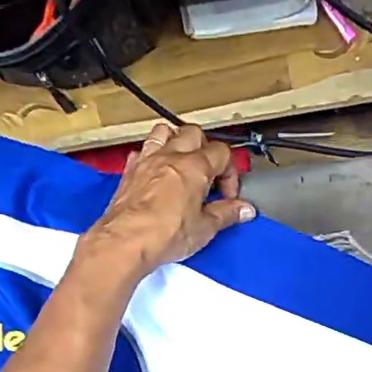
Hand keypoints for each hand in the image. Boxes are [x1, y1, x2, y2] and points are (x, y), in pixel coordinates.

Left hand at [76, 123, 255, 280]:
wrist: (128, 240)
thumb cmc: (165, 232)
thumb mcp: (206, 227)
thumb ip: (227, 213)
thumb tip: (244, 209)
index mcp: (195, 167)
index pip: (222, 152)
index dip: (230, 173)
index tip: (228, 195)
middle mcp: (170, 156)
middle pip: (194, 133)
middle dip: (207, 150)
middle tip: (211, 175)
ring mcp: (148, 159)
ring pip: (165, 131)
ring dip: (179, 142)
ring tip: (186, 164)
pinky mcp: (131, 169)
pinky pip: (144, 149)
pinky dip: (155, 154)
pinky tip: (161, 172)